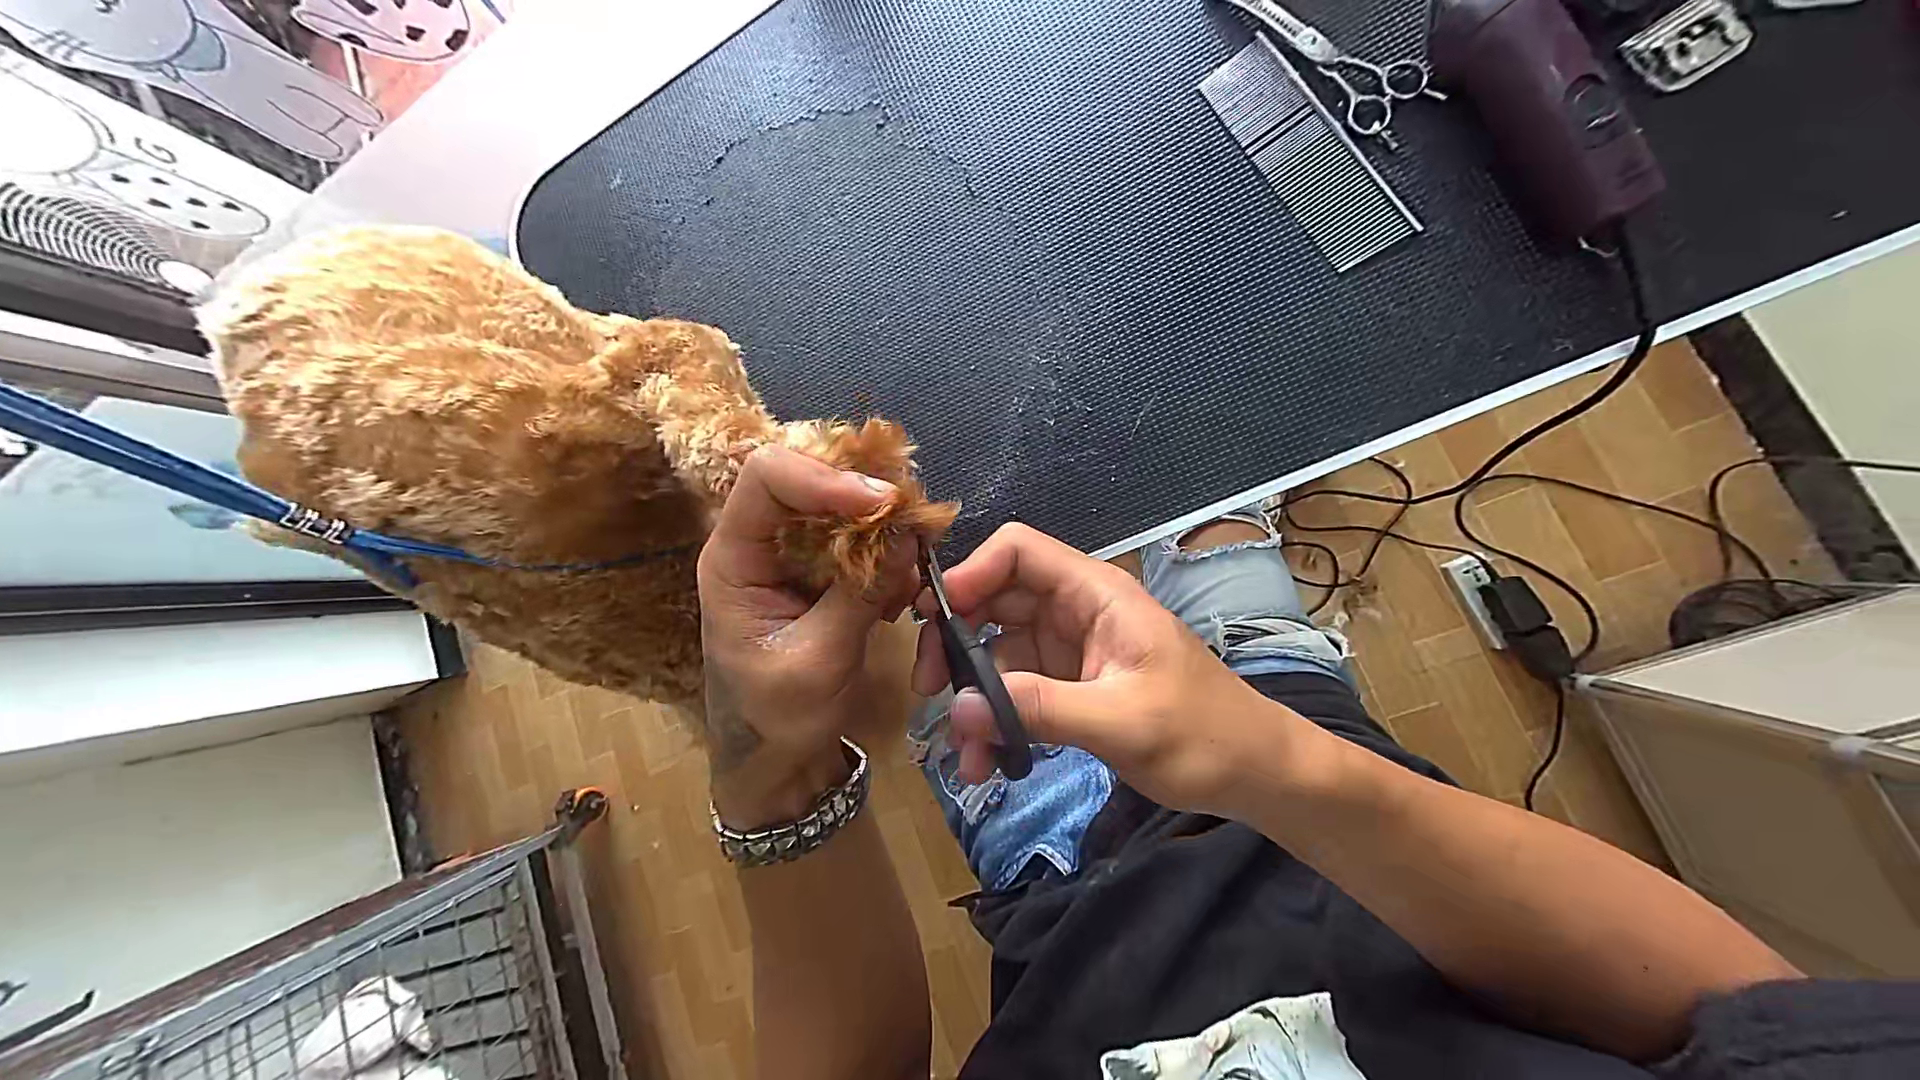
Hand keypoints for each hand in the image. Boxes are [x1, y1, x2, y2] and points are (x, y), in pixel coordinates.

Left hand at [699, 446, 921, 826]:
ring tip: (909, 567)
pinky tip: (899, 592)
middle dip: (864, 495)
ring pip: (842, 506)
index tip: (880, 501)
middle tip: (911, 521)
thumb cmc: (779, 718)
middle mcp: (761, 543)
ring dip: (884, 526)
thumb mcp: (820, 659)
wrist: (779, 757)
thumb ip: (861, 593)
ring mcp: (794, 556)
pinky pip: (861, 539)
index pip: (767, 477)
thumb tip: (908, 533)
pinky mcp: (823, 573)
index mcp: (734, 558)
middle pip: (810, 479)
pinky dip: (889, 553)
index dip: (823, 476)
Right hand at [911, 524, 1329, 818]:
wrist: (1254, 773)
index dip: (973, 573)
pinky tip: (988, 762)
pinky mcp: (1069, 684)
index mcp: (1096, 593)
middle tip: (929, 687)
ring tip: (961, 749)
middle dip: (955, 639)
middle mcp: (1075, 611)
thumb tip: (958, 708)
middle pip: (995, 599)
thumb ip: (1041, 708)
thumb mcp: (1123, 721)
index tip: (936, 618)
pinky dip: (997, 720)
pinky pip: (1016, 690)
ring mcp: (1069, 648)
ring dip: (972, 694)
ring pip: (998, 650)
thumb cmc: (1204, 734)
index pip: (1020, 551)